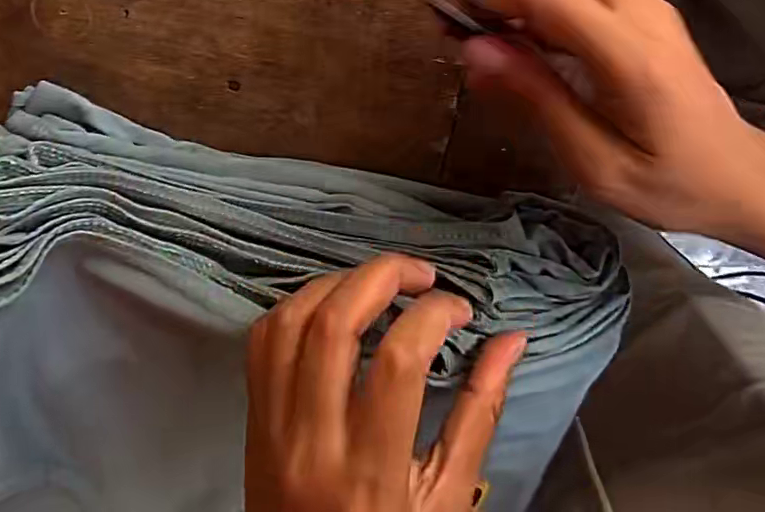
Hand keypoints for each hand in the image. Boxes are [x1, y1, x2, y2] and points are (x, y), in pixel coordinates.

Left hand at [245, 254, 526, 511]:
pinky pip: (265, 337)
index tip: (459, 310)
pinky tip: (334, 303)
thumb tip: (511, 339)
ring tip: (379, 282)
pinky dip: (300, 302)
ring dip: (339, 282)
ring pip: (292, 320)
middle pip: (335, 324)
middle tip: (420, 275)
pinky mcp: (253, 415)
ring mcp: (273, 425)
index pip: (398, 362)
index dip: (434, 316)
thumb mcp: (447, 497)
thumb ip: (480, 412)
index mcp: (369, 472)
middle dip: (383, 276)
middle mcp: (312, 442)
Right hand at [456, 0, 764, 240]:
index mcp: (629, 53)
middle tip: (479, 26)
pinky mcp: (642, 5)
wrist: (744, 175)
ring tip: (498, 34)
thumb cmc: (672, 184)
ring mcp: (644, 1)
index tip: (450, 23)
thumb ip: (535, 98)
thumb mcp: (595, 163)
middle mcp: (639, 8)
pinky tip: (531, 39)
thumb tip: (474, 49)